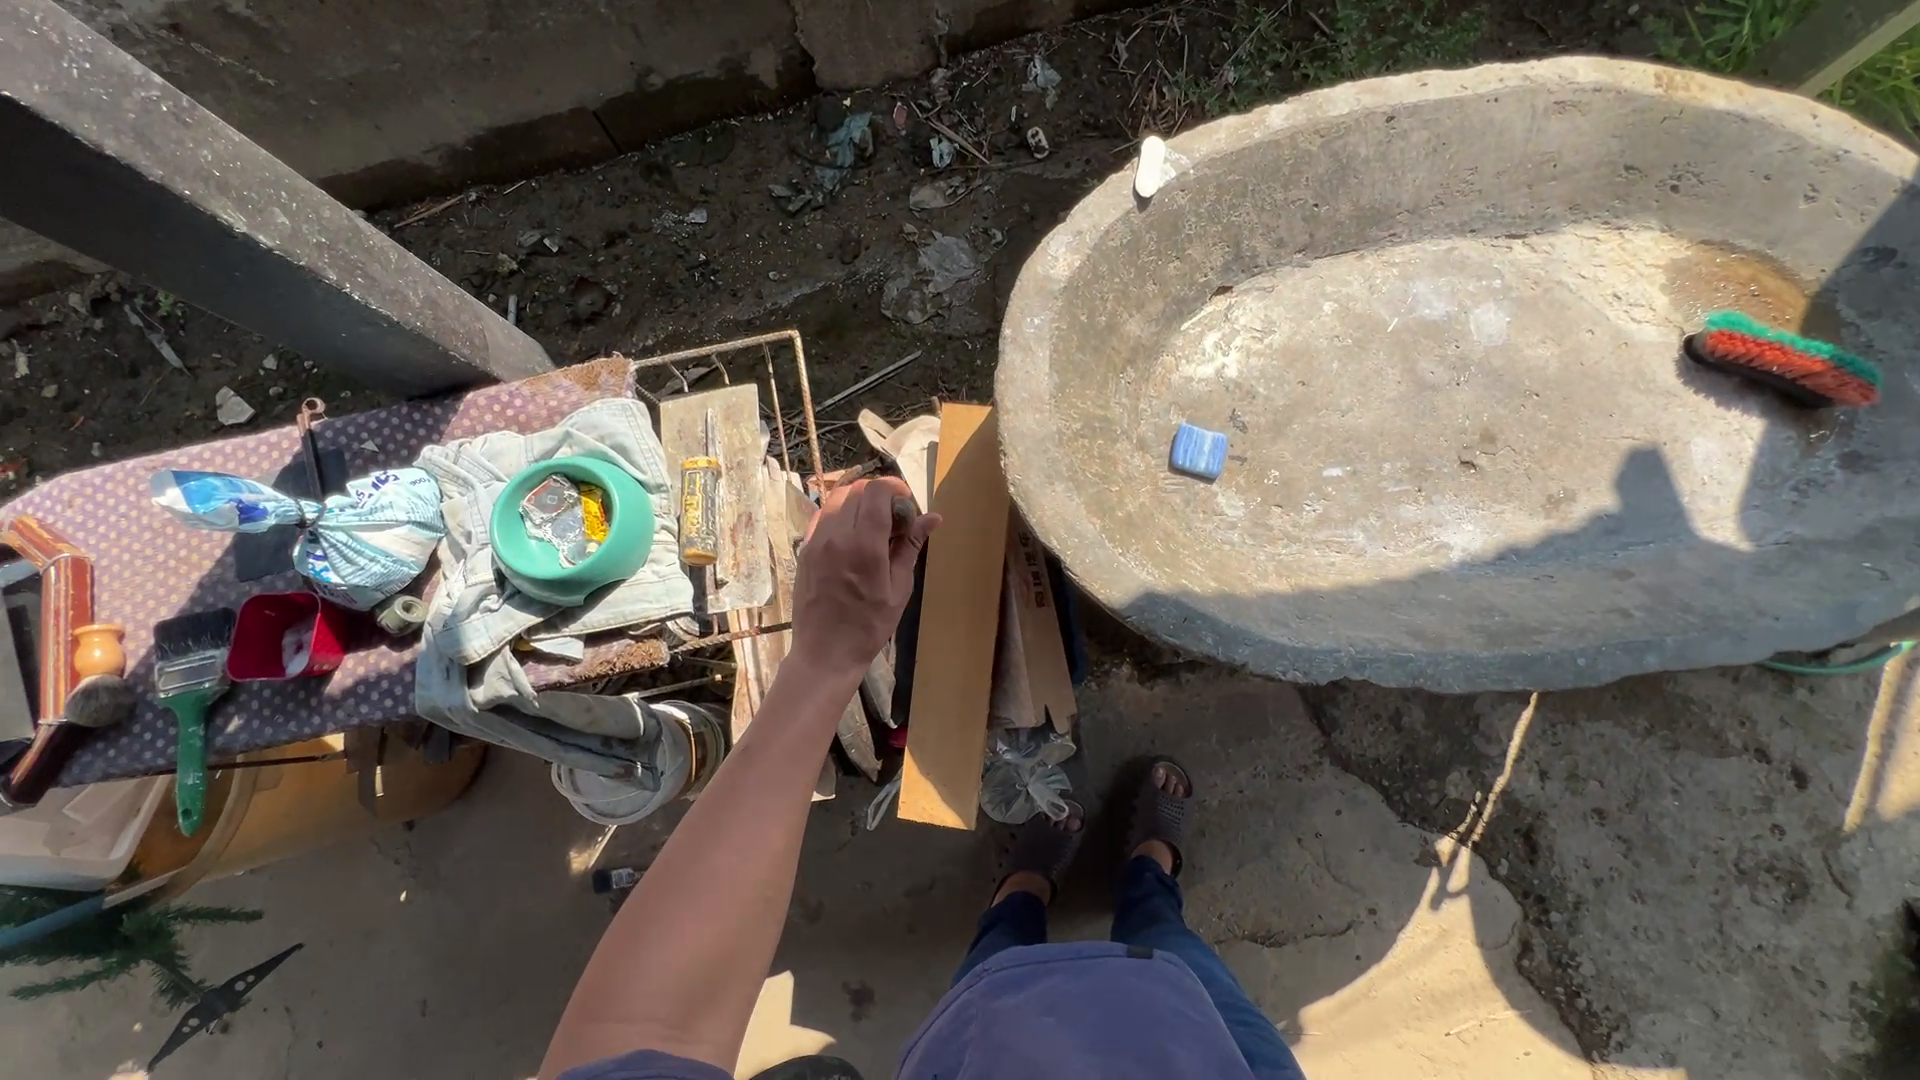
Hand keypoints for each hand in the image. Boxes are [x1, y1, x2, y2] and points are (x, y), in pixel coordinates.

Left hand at [791, 477, 939, 677]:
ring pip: (836, 498)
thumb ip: (910, 548)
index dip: (894, 488)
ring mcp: (815, 541)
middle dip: (878, 494)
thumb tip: (932, 518)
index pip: (876, 492)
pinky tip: (852, 534)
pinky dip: (839, 513)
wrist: (825, 652)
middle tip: (893, 517)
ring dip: (858, 500)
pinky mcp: (804, 549)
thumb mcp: (899, 589)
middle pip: (856, 490)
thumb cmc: (869, 626)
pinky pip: (822, 516)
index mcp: (864, 546)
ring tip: (873, 523)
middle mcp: (836, 536)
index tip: (907, 503)